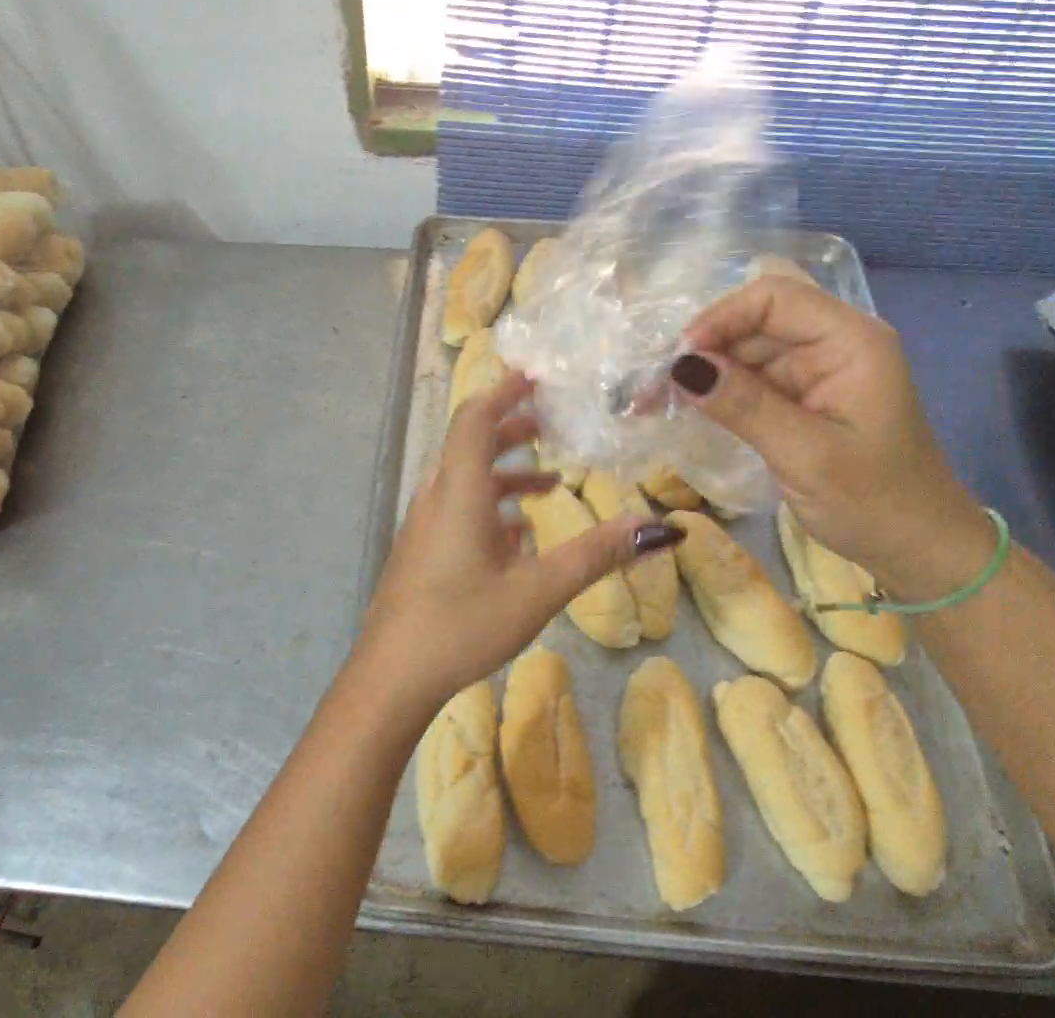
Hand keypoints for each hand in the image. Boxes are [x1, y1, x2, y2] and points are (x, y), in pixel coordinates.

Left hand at [351, 373, 675, 712]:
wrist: (392, 676)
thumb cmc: (463, 625)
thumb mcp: (538, 591)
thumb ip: (597, 554)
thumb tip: (661, 527)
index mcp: (459, 493)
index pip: (474, 420)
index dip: (503, 393)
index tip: (535, 378)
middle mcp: (436, 499)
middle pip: (469, 446)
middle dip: (511, 430)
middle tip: (552, 425)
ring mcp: (423, 527)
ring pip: (464, 481)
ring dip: (503, 473)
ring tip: (549, 483)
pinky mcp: (420, 553)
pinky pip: (456, 511)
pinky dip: (489, 507)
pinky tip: (517, 536)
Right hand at [670, 276, 992, 599]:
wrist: (917, 549)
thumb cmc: (873, 501)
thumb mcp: (805, 454)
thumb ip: (745, 405)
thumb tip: (681, 367)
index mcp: (851, 342)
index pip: (775, 298)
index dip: (721, 318)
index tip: (677, 360)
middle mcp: (833, 346)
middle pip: (754, 323)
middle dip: (701, 349)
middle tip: (648, 388)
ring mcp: (816, 374)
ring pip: (745, 354)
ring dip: (701, 374)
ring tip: (651, 402)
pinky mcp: (802, 402)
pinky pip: (750, 384)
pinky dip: (716, 395)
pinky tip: (682, 410)